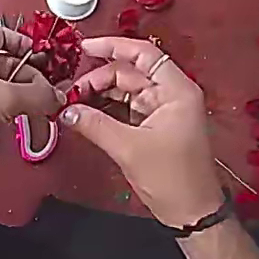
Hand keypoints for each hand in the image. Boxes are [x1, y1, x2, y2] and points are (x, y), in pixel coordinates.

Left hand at [0, 26, 61, 161]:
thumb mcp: (7, 98)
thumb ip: (38, 95)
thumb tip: (55, 96)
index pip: (1, 34)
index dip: (23, 43)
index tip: (40, 55)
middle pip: (7, 63)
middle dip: (30, 78)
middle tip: (47, 91)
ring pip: (2, 86)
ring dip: (22, 97)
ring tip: (39, 107)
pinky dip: (10, 110)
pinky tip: (21, 119)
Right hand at [60, 37, 222, 227]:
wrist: (192, 212)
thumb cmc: (172, 178)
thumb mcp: (129, 148)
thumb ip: (94, 124)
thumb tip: (66, 109)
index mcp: (176, 90)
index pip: (144, 54)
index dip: (113, 46)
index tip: (84, 47)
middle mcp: (171, 94)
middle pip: (130, 71)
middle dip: (99, 77)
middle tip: (70, 91)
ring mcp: (163, 109)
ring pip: (126, 90)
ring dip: (100, 93)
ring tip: (73, 102)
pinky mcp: (154, 125)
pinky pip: (126, 107)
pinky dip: (106, 108)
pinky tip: (85, 113)